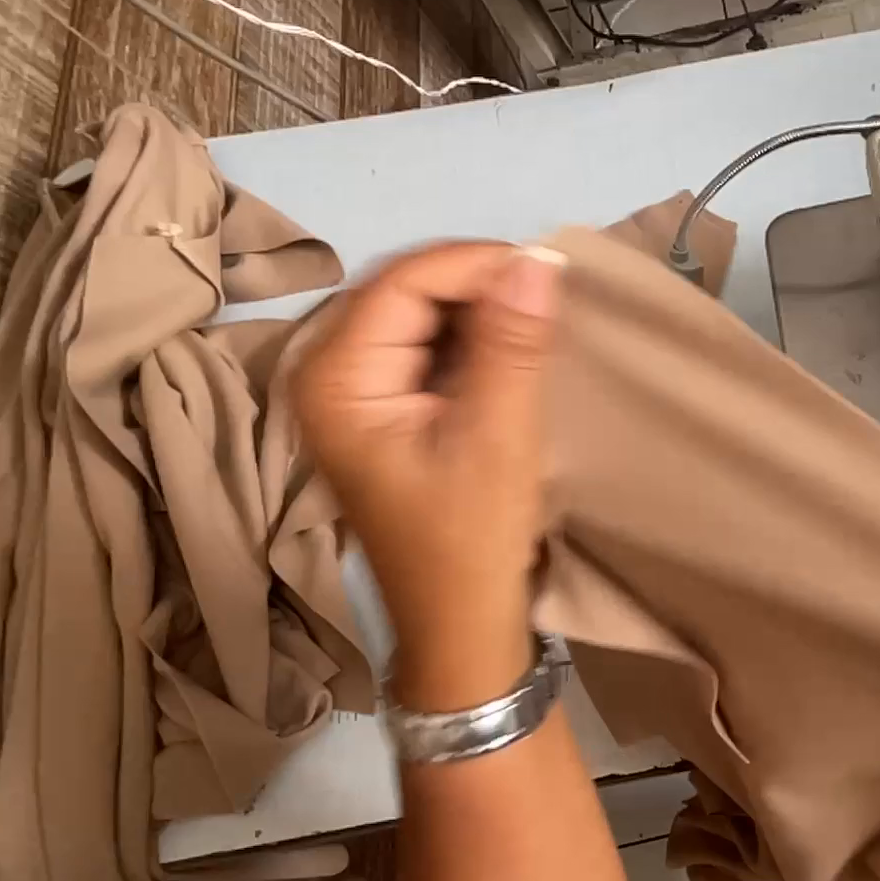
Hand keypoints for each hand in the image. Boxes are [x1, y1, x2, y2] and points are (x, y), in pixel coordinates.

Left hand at [295, 241, 562, 710]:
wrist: (461, 618)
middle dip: (476, 285)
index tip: (550, 271)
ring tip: (539, 322)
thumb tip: (537, 262)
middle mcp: (329, 376)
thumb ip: (512, 347)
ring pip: (417, 322)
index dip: (475, 264)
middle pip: (402, 295)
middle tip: (549, 297)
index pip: (400, 284)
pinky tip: (514, 354)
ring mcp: (355, 398)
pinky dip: (473, 344)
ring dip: (479, 314)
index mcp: (337, 378)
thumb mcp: (499, 437)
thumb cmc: (473, 535)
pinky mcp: (387, 417)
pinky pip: (427, 355)